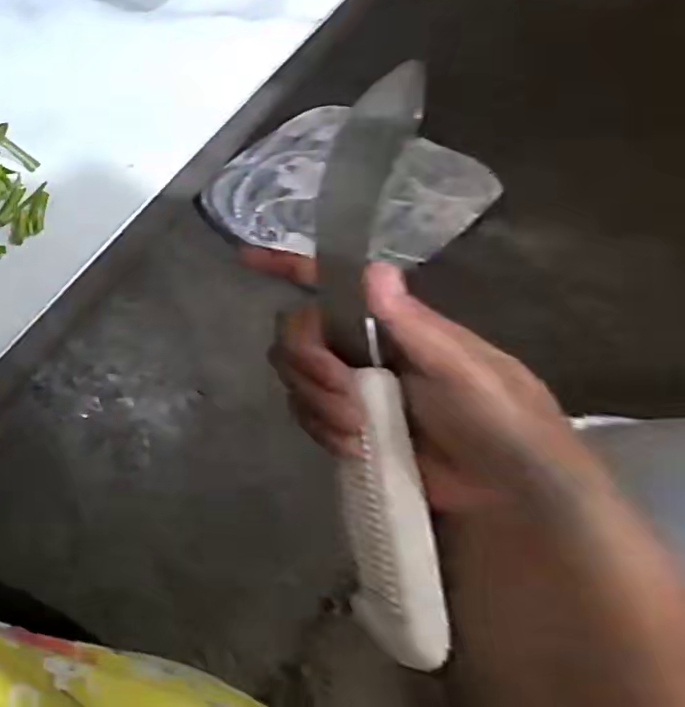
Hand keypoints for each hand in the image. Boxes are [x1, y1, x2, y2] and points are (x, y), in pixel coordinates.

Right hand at [244, 247, 606, 515]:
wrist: (516, 504)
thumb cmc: (508, 427)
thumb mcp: (469, 373)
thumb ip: (414, 325)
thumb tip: (372, 268)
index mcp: (393, 326)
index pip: (333, 285)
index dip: (289, 267)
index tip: (246, 258)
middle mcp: (362, 348)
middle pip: (295, 332)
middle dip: (307, 361)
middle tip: (339, 391)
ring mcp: (348, 386)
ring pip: (291, 371)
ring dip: (317, 399)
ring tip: (357, 429)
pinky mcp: (339, 421)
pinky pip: (299, 409)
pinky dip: (321, 427)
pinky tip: (354, 445)